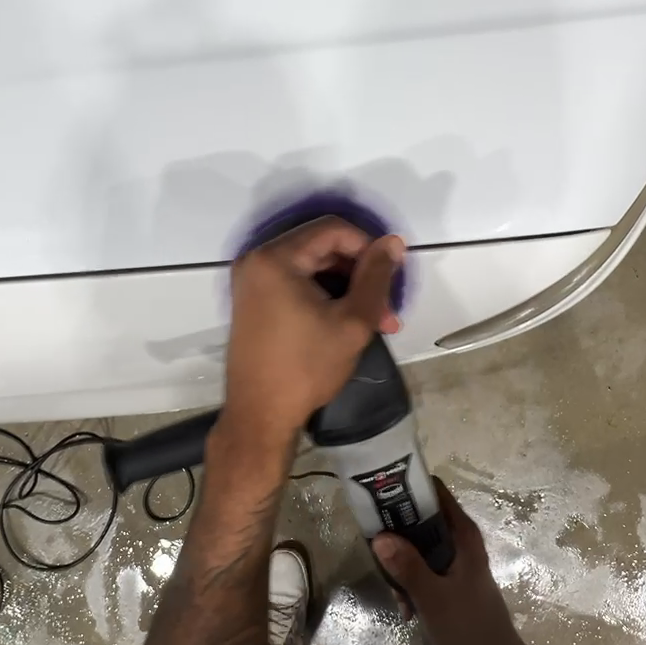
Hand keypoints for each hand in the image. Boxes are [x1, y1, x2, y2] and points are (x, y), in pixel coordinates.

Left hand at [217, 217, 404, 456]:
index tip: (390, 276)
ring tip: (377, 322)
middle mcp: (257, 260)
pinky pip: (296, 283)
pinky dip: (324, 296)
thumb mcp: (352, 321)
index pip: (332, 229)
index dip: (368, 247)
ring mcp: (251, 281)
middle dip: (359, 273)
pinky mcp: (253, 301)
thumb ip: (376, 276)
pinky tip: (349, 323)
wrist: (260, 415)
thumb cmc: (306, 368)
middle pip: (321, 247)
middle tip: (387, 308)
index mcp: (276, 258)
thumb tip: (394, 242)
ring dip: (346, 288)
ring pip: (312, 268)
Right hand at [372, 478, 535, 644]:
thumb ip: (407, 567)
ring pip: (418, 546)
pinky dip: (411, 583)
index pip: (434, 491)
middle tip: (380, 558)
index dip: (407, 489)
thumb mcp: (432, 597)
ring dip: (402, 568)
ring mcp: (455, 558)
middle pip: (419, 519)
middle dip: (397, 539)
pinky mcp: (450, 577)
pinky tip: (407, 609)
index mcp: (462, 533)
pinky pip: (422, 567)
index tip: (380, 498)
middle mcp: (459, 539)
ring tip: (398, 597)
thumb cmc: (468, 625)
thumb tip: (379, 537)